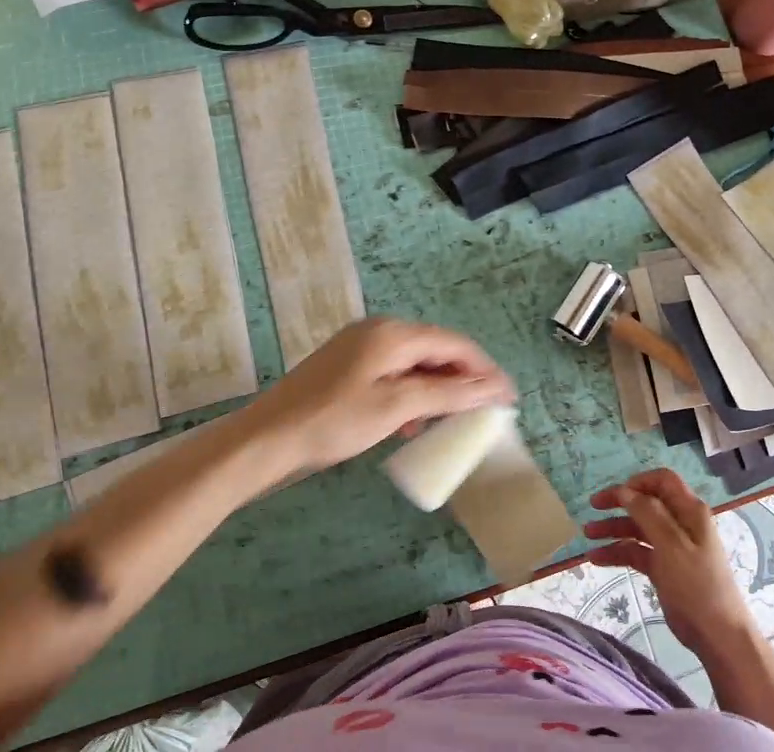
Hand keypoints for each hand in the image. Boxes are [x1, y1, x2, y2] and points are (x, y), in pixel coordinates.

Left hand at [244, 317, 515, 470]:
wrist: (264, 442)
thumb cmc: (333, 422)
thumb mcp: (397, 408)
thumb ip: (449, 394)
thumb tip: (494, 387)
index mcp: (393, 333)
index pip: (455, 345)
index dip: (486, 370)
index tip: (509, 399)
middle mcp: (379, 332)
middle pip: (436, 351)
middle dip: (461, 381)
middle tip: (481, 414)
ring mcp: (359, 349)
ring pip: (415, 365)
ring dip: (435, 391)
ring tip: (446, 422)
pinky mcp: (346, 369)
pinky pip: (393, 375)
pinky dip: (410, 396)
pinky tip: (409, 424)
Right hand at [584, 468, 755, 652]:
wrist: (716, 633)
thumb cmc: (696, 584)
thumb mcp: (671, 545)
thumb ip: (648, 514)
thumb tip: (625, 490)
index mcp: (689, 511)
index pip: (662, 481)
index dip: (638, 482)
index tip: (615, 494)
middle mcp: (680, 523)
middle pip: (646, 503)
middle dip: (619, 503)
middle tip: (592, 507)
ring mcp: (672, 546)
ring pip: (639, 529)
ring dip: (614, 529)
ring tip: (587, 535)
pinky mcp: (664, 568)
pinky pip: (637, 552)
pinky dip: (618, 553)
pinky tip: (596, 559)